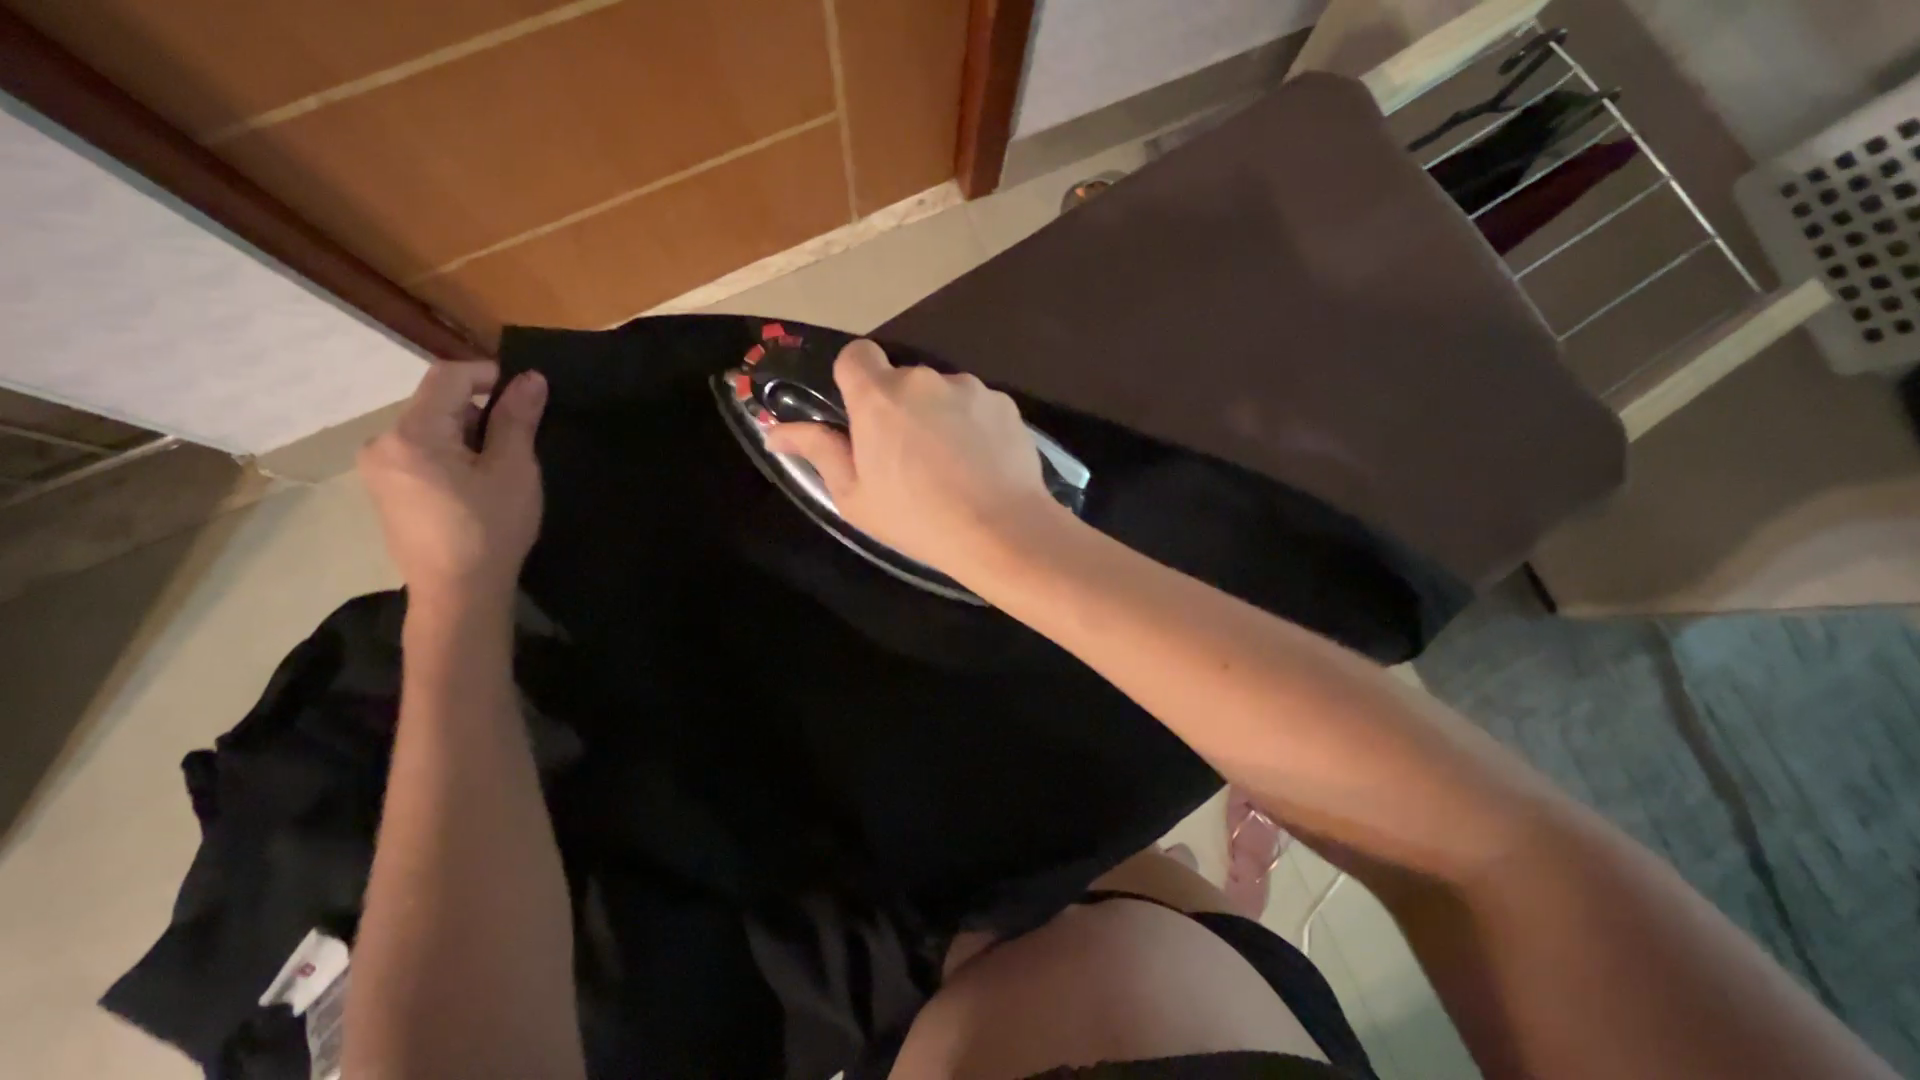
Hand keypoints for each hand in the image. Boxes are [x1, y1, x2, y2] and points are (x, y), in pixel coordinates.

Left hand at [359, 361, 547, 609]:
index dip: (489, 374)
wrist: (457, 594)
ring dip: (465, 434)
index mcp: (412, 433)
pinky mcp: (383, 490)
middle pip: (436, 402)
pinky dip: (448, 455)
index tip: (525, 393)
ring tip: (497, 467)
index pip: (448, 376)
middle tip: (517, 440)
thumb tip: (531, 378)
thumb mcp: (513, 470)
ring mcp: (378, 468)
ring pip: (428, 429)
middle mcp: (383, 442)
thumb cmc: (489, 530)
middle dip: (479, 410)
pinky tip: (472, 485)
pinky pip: (418, 453)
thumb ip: (517, 419)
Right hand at [764, 340, 1062, 579]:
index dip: (854, 378)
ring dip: (938, 416)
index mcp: (879, 396)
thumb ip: (818, 451)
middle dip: (898, 407)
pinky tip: (979, 465)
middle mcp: (924, 379)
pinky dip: (973, 427)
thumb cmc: (917, 518)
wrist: (1001, 531)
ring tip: (949, 466)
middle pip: (901, 379)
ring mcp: (970, 388)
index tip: (861, 414)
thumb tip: (776, 430)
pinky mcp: (1005, 404)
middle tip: (904, 456)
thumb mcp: (855, 496)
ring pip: (942, 393)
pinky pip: (977, 407)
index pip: (856, 354)